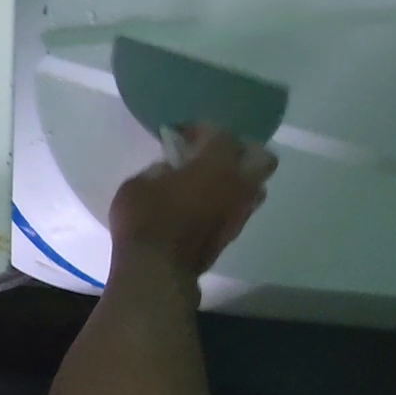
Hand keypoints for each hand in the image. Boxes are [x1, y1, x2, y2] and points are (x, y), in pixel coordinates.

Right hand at [108, 123, 276, 289]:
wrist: (158, 265)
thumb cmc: (143, 219)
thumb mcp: (136, 186)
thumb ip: (158, 171)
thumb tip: (170, 169)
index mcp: (215, 165)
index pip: (221, 135)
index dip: (201, 129)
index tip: (181, 131)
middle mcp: (239, 182)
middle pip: (259, 155)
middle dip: (238, 148)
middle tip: (210, 152)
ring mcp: (242, 207)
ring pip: (257, 181)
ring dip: (239, 174)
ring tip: (211, 178)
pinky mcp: (236, 227)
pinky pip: (243, 202)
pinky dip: (230, 195)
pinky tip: (206, 200)